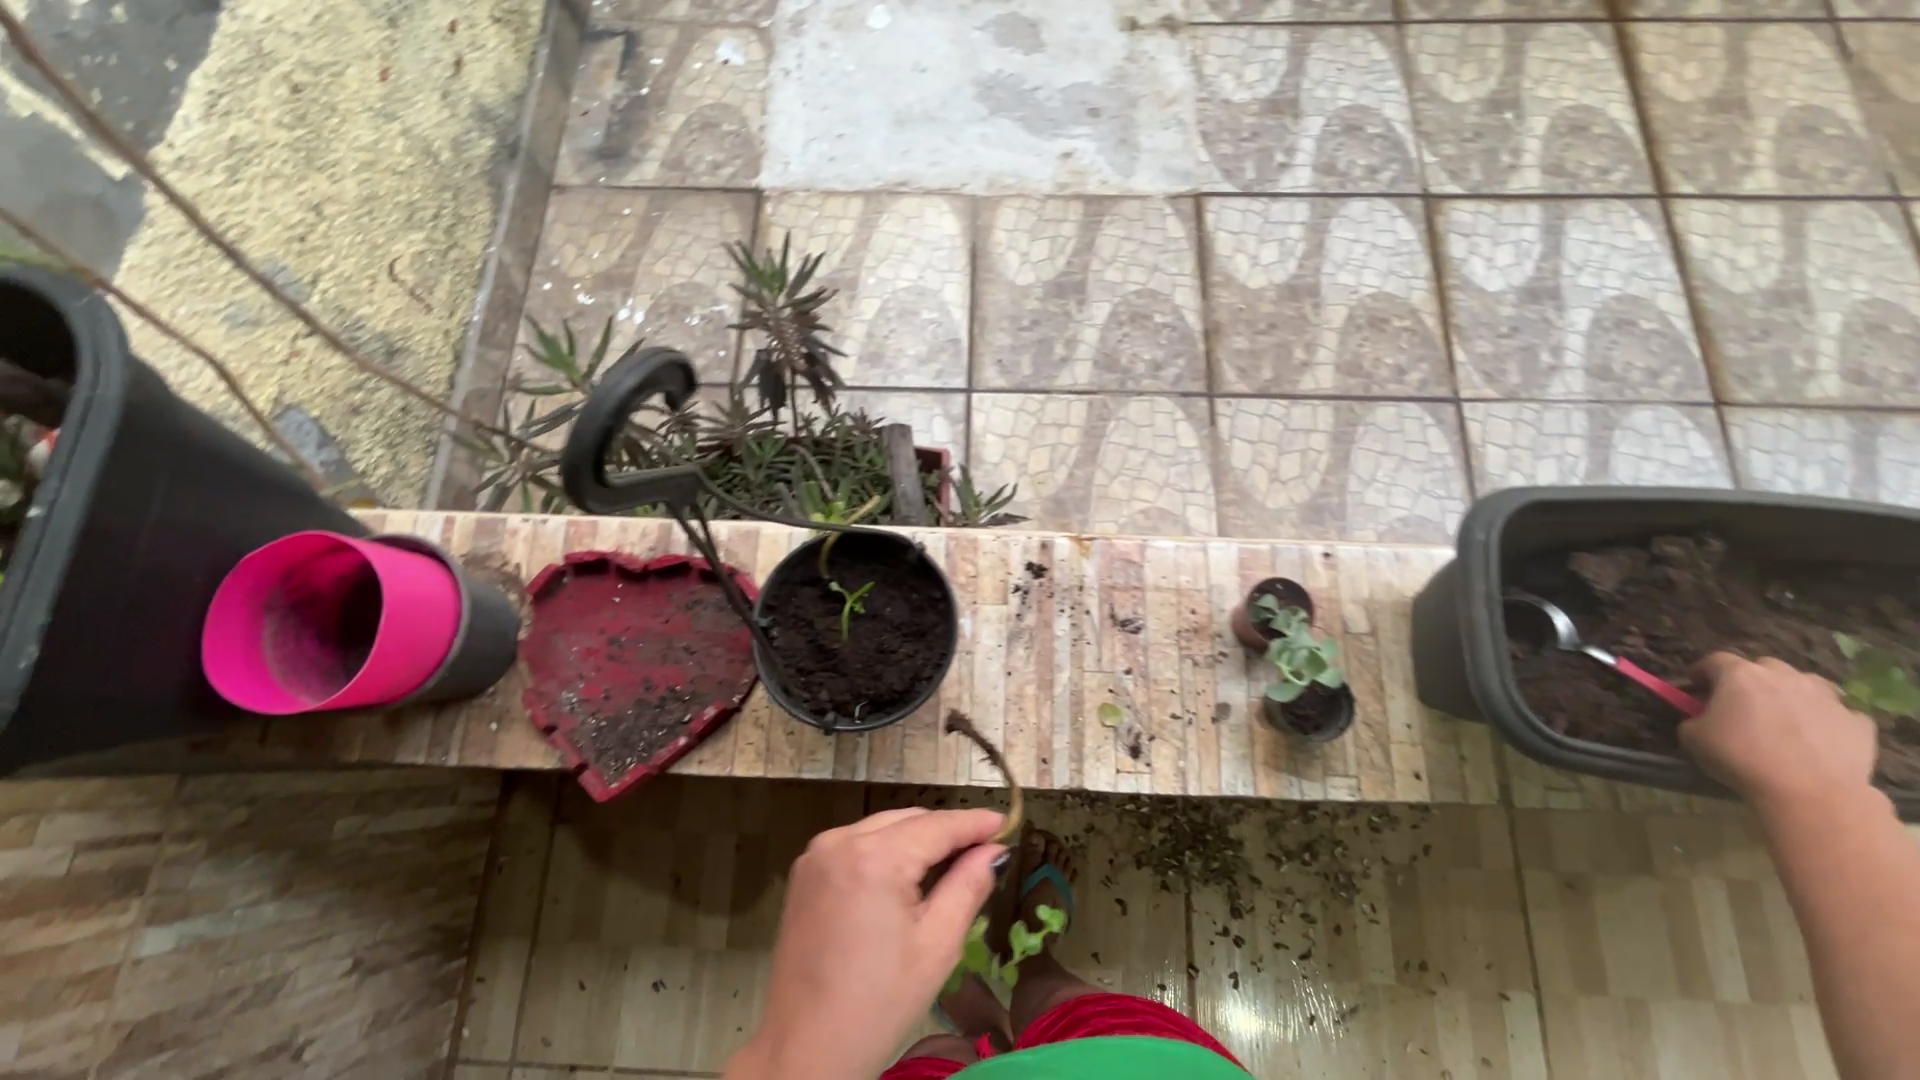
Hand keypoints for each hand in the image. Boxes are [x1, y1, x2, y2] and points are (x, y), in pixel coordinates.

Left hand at [726, 808, 1006, 1079]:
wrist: (806, 1047)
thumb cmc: (880, 1002)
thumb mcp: (938, 944)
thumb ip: (969, 885)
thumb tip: (995, 850)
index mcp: (874, 857)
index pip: (937, 826)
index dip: (975, 823)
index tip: (1005, 823)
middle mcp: (840, 840)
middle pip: (908, 820)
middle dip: (946, 831)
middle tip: (984, 849)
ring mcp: (817, 854)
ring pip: (882, 828)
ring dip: (916, 839)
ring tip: (951, 863)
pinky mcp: (805, 873)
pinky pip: (857, 844)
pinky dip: (886, 850)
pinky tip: (907, 875)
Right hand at [1682, 652, 1878, 811]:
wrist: (1809, 791)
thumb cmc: (1741, 758)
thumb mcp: (1693, 738)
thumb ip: (1695, 718)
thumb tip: (1703, 717)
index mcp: (1740, 675)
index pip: (1715, 660)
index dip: (1703, 671)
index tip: (1697, 686)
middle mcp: (1784, 676)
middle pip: (1765, 666)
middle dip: (1752, 680)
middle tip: (1743, 703)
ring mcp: (1826, 697)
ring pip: (1806, 683)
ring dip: (1792, 693)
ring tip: (1786, 716)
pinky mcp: (1857, 721)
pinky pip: (1839, 712)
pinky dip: (1827, 719)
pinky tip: (1820, 736)